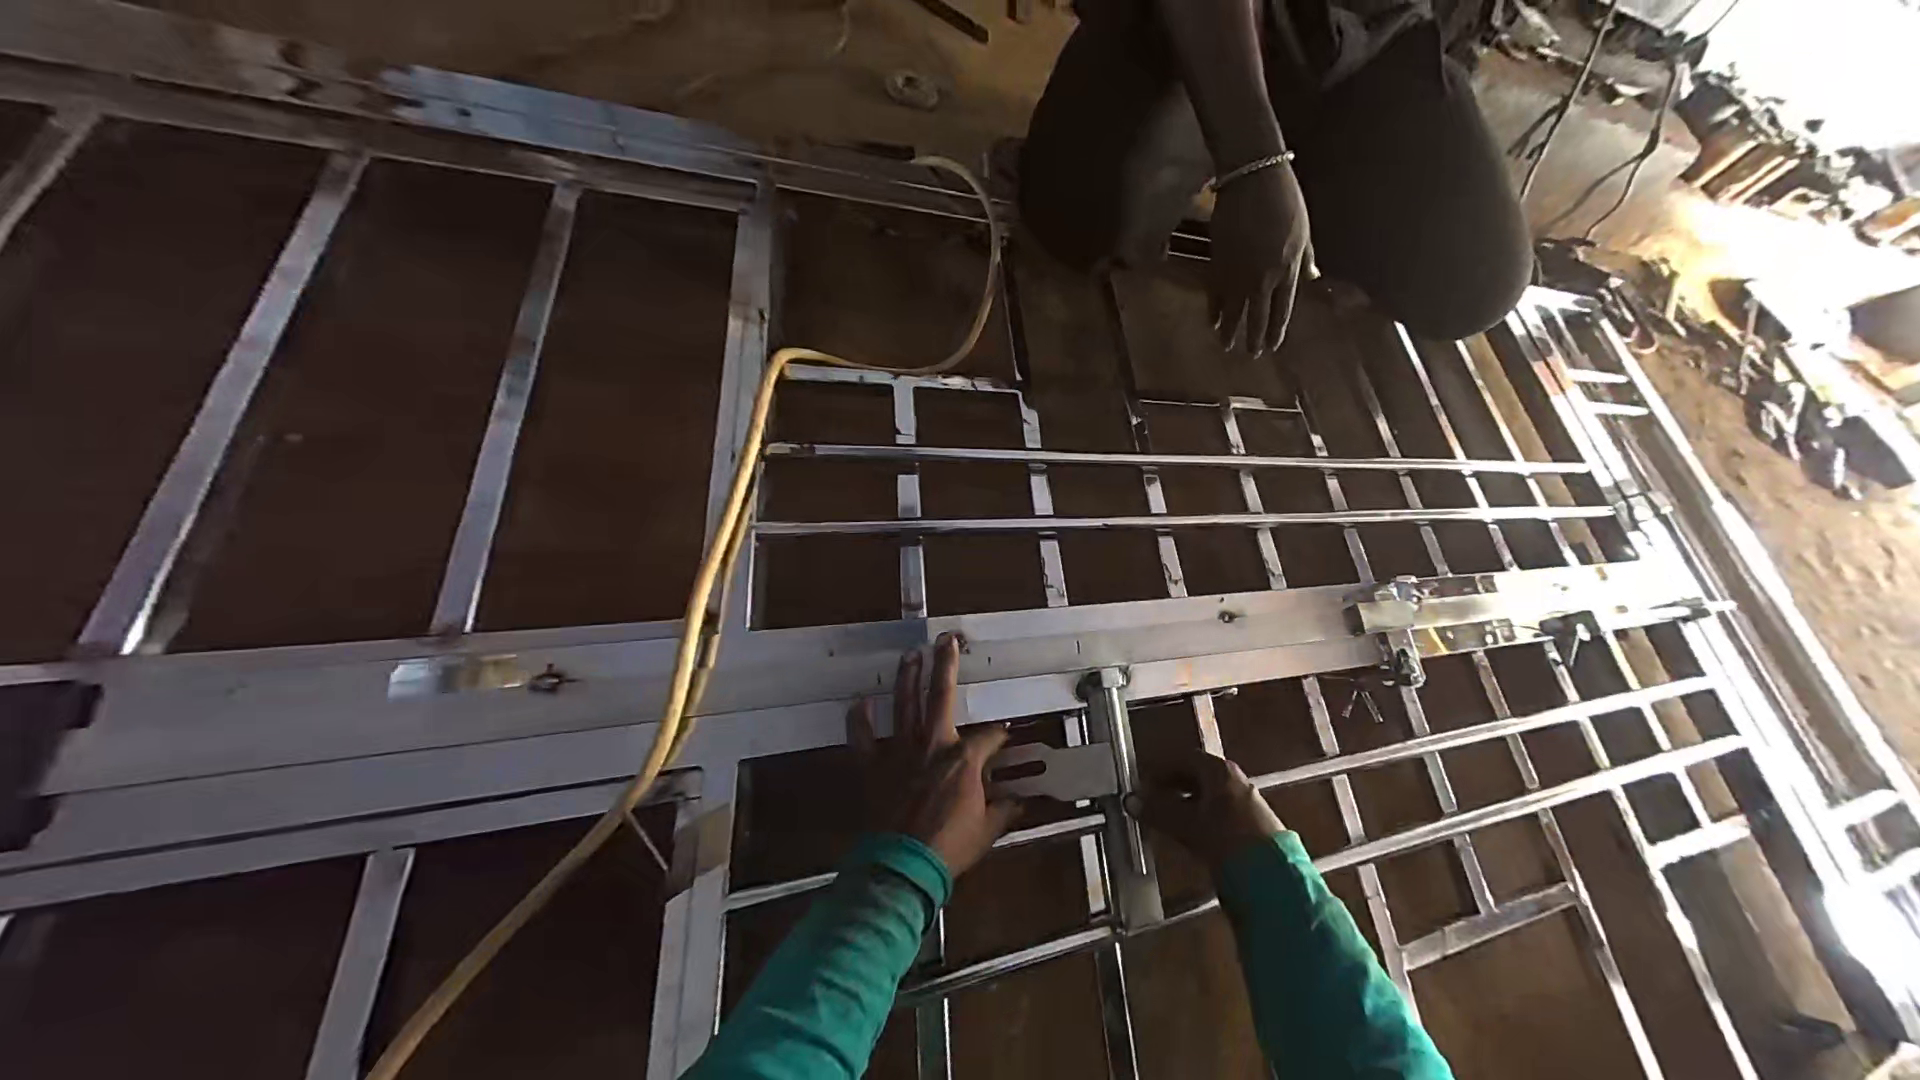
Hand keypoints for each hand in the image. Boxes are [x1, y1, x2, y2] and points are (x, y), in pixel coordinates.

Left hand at [848, 634, 1021, 876]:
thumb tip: (1020, 803)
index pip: (989, 736)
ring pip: (903, 704)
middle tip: (946, 639)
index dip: (999, 735)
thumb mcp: (987, 830)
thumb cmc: (950, 847)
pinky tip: (862, 701)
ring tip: (910, 655)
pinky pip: (862, 737)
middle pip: (941, 695)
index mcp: (963, 758)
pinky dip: (859, 719)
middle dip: (946, 664)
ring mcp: (899, 751)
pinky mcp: (872, 766)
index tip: (1003, 736)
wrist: (903, 866)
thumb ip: (1003, 811)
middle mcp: (932, 744)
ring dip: (907, 677)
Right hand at [1125, 749, 1284, 870]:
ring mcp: (1247, 802)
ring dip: (1183, 804)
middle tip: (1149, 799)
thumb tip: (1131, 801)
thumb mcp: (1186, 825)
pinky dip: (1199, 818)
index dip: (1160, 768)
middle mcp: (1235, 781)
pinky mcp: (1253, 825)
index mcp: (1220, 771)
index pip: (1183, 759)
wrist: (1274, 880)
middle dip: (1171, 787)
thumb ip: (1158, 811)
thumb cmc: (1227, 840)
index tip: (1143, 780)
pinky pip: (1218, 813)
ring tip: (1163, 819)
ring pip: (1207, 796)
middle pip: (1196, 777)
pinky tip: (1188, 834)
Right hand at [1209, 161, 1312, 356]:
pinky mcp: (1218, 266)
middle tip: (1251, 355)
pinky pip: (1215, 296)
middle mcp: (1263, 279)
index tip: (1272, 346)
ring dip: (1230, 331)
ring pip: (1234, 312)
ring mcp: (1238, 275)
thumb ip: (1305, 259)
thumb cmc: (1284, 200)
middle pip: (1258, 316)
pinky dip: (1214, 311)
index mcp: (1288, 269)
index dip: (1276, 329)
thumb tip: (1312, 279)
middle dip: (1254, 338)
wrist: (1252, 181)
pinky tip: (1212, 323)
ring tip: (1226, 346)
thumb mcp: (1304, 231)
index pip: (1282, 309)